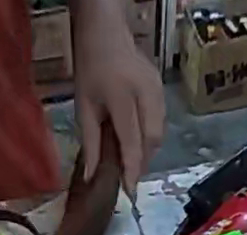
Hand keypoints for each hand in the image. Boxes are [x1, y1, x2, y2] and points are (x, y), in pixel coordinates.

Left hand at [71, 0, 165, 188]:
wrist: (106, 30)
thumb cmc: (90, 68)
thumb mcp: (84, 106)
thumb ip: (90, 143)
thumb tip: (91, 178)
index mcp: (121, 95)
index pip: (131, 141)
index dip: (132, 169)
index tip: (130, 192)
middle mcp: (144, 92)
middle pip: (150, 141)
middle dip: (141, 162)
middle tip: (128, 174)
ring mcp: (157, 90)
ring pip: (158, 135)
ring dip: (146, 151)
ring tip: (132, 158)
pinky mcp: (162, 90)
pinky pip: (160, 123)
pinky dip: (150, 138)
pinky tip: (138, 140)